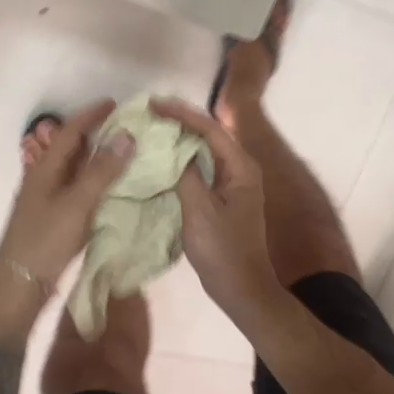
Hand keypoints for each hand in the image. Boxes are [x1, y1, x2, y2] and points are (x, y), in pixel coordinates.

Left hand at [0, 99, 134, 293]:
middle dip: (95, 134)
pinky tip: (113, 189)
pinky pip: (78, 190)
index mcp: (45, 170)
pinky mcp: (55, 219)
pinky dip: (96, 182)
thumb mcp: (77, 203)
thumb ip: (102, 170)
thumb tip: (126, 135)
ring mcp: (48, 200)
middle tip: (125, 127)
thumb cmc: (45, 240)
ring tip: (125, 153)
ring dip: (97, 159)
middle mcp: (44, 180)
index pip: (69, 132)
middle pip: (70, 149)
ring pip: (75, 170)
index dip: (90, 115)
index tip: (115, 104)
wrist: (19, 285)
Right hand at [150, 98, 286, 319]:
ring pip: (207, 150)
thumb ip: (187, 174)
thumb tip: (176, 148)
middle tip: (151, 112)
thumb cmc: (222, 250)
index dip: (181, 113)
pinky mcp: (226, 198)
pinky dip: (185, 159)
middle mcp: (242, 169)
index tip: (153, 105)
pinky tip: (166, 160)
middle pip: (211, 134)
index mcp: (241, 168)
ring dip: (183, 138)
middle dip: (182, 120)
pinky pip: (205, 168)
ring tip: (155, 128)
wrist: (242, 289)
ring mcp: (235, 184)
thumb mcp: (199, 210)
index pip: (210, 129)